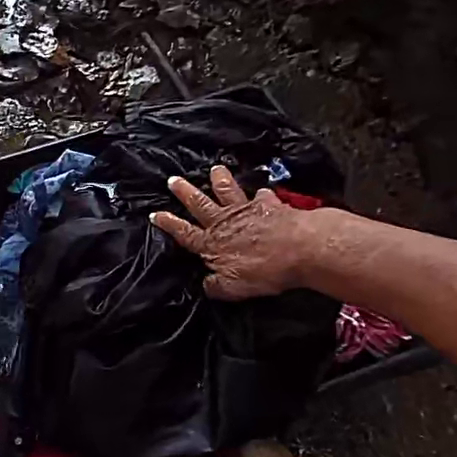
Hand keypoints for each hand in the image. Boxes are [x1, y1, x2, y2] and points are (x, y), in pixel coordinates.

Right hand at [149, 165, 316, 299]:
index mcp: (213, 243)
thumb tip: (206, 283)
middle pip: (200, 205)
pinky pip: (262, 196)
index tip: (156, 213)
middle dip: (185, 193)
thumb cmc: (264, 270)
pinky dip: (261, 193)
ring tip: (214, 168)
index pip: (185, 233)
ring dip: (220, 180)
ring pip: (228, 192)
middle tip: (173, 179)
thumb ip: (215, 286)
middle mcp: (225, 223)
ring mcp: (247, 211)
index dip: (170, 224)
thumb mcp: (233, 288)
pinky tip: (263, 190)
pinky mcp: (270, 206)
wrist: (300, 248)